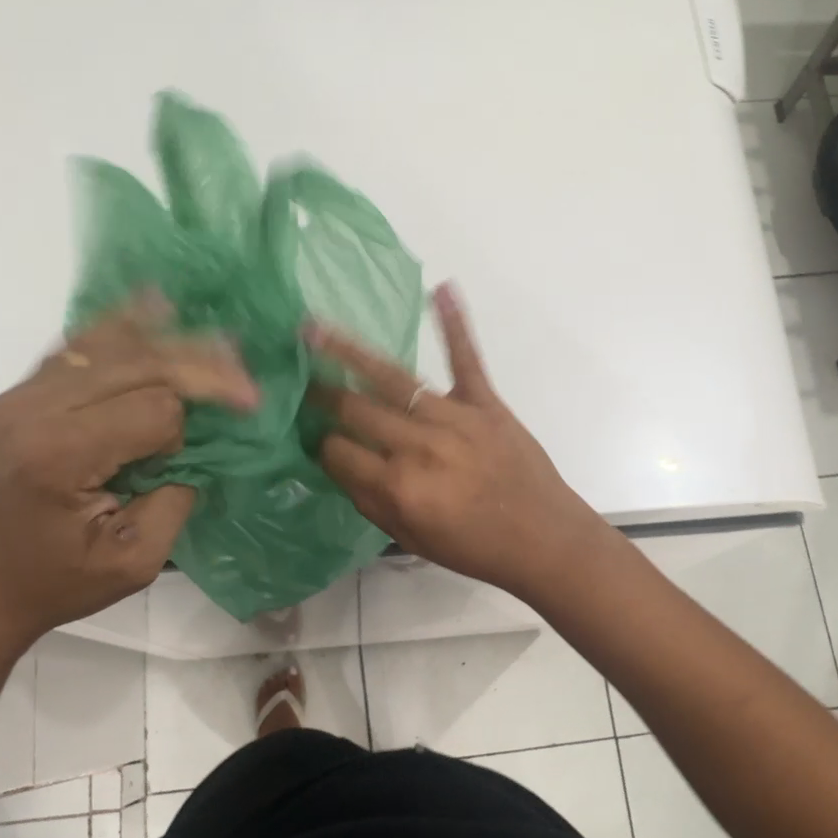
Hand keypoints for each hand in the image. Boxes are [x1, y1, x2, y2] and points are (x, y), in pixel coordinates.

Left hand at [0, 293, 257, 648]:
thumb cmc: (58, 584)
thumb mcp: (134, 562)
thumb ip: (174, 497)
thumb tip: (194, 447)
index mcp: (62, 454)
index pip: (154, 407)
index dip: (192, 425)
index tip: (210, 453)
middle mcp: (36, 408)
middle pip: (139, 363)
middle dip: (200, 370)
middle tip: (247, 384)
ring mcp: (22, 395)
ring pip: (111, 344)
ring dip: (171, 345)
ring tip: (221, 344)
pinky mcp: (21, 396)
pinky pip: (80, 346)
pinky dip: (124, 330)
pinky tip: (155, 306)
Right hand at [307, 283, 609, 597]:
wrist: (543, 540)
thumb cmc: (474, 548)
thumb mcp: (412, 538)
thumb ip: (370, 501)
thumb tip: (337, 464)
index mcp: (399, 486)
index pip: (338, 451)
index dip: (317, 442)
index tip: (306, 433)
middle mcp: (419, 445)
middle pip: (355, 408)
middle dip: (319, 394)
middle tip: (294, 376)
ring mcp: (453, 418)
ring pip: (391, 377)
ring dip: (348, 351)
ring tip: (314, 329)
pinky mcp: (486, 403)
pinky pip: (467, 358)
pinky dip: (455, 324)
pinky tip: (441, 289)